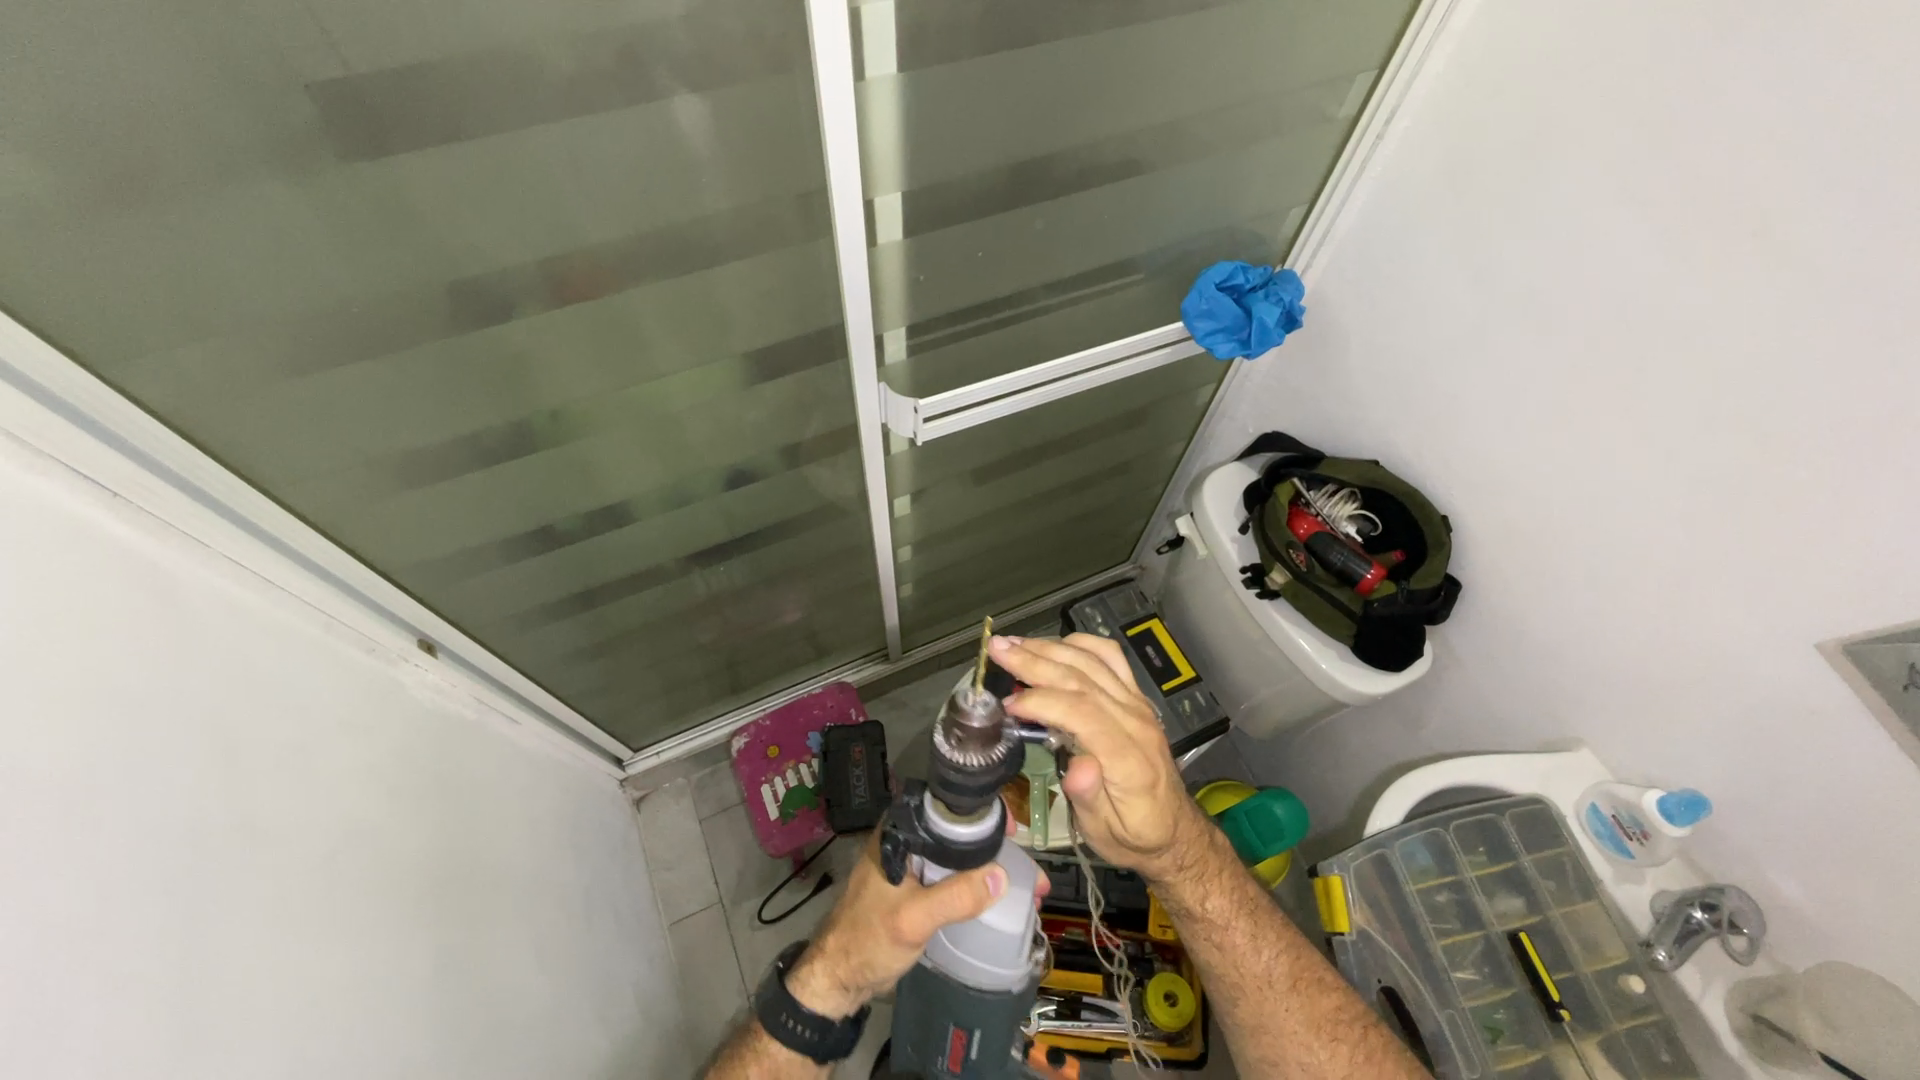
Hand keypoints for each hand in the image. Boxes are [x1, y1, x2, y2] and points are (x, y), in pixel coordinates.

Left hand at [785, 830, 1008, 1018]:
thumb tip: (1001, 876)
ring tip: (1024, 881)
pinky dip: (975, 881)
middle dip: (994, 843)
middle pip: (957, 831)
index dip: (981, 814)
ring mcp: (909, 863)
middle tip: (1027, 863)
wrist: (839, 978)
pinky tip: (996, 894)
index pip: (946, 808)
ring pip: (956, 854)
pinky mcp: (914, 885)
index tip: (1013, 829)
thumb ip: (955, 896)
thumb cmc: (867, 941)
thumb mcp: (913, 919)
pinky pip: (951, 874)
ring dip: (988, 864)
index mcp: (899, 832)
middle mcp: (904, 839)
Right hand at [990, 634, 1210, 882]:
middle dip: (1035, 661)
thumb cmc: (1133, 835)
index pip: (1083, 713)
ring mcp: (1138, 705)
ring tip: (1013, 642)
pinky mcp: (1136, 698)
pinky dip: (1081, 644)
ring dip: (1050, 648)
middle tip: (997, 649)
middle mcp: (1136, 722)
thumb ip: (1090, 798)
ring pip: (1093, 661)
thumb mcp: (1105, 833)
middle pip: (1083, 678)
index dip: (1042, 702)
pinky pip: (1112, 658)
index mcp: (1128, 758)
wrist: (1173, 830)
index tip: (1008, 704)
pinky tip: (1054, 645)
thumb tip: (1076, 768)